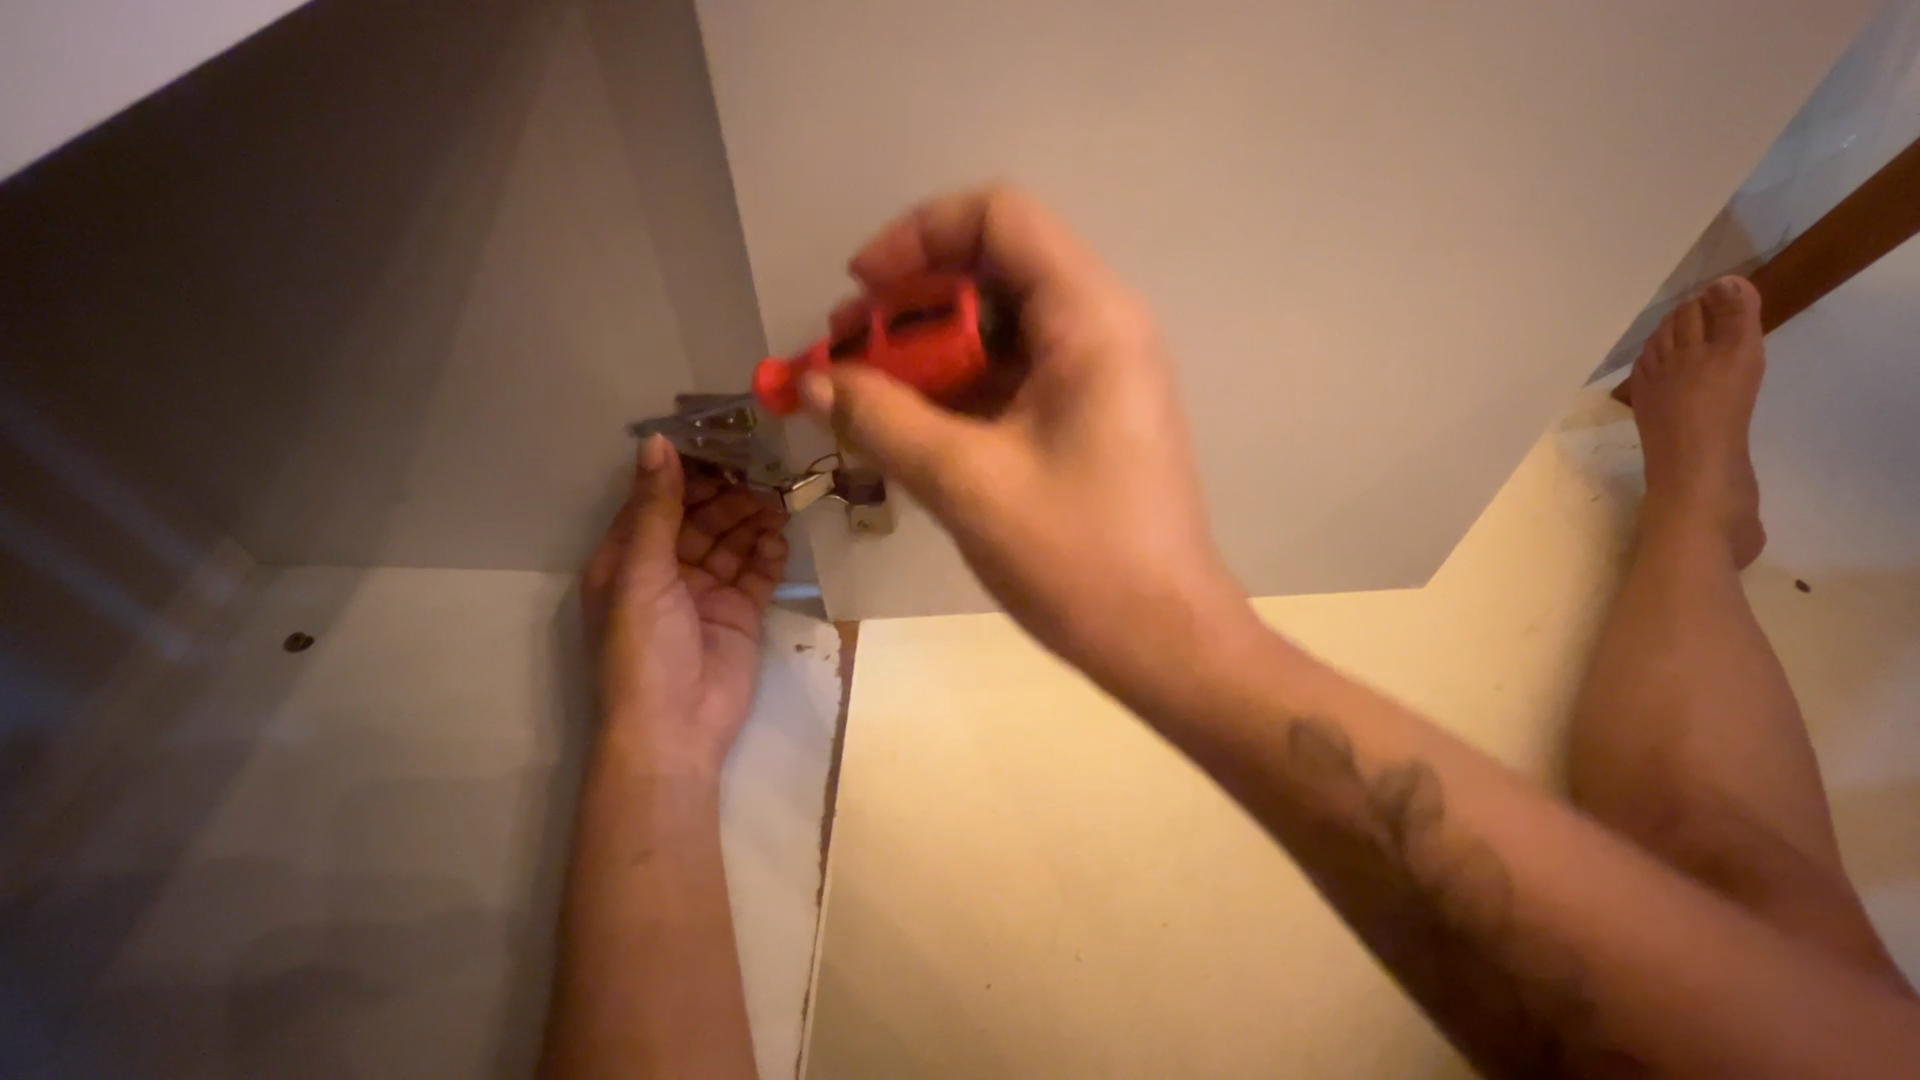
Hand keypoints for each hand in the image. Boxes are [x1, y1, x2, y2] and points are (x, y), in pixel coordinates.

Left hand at [581, 435, 789, 777]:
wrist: (675, 728)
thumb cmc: (643, 649)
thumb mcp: (641, 573)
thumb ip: (655, 508)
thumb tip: (657, 441)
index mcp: (628, 559)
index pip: (657, 502)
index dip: (687, 475)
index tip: (722, 447)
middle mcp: (666, 571)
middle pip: (701, 518)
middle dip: (729, 497)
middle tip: (762, 477)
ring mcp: (706, 592)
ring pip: (732, 542)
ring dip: (753, 521)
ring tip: (778, 504)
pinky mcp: (740, 613)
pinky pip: (757, 572)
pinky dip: (769, 554)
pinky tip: (779, 540)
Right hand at [801, 187, 1250, 688]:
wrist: (1163, 639)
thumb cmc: (1078, 558)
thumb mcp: (968, 483)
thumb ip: (884, 420)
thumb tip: (814, 381)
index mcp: (1089, 319)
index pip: (999, 219)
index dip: (917, 238)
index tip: (860, 291)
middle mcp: (1101, 328)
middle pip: (992, 273)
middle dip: (908, 309)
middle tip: (843, 359)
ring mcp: (1097, 376)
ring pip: (997, 331)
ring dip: (925, 357)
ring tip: (862, 403)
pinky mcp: (1087, 418)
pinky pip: (1011, 380)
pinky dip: (956, 395)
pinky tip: (908, 434)